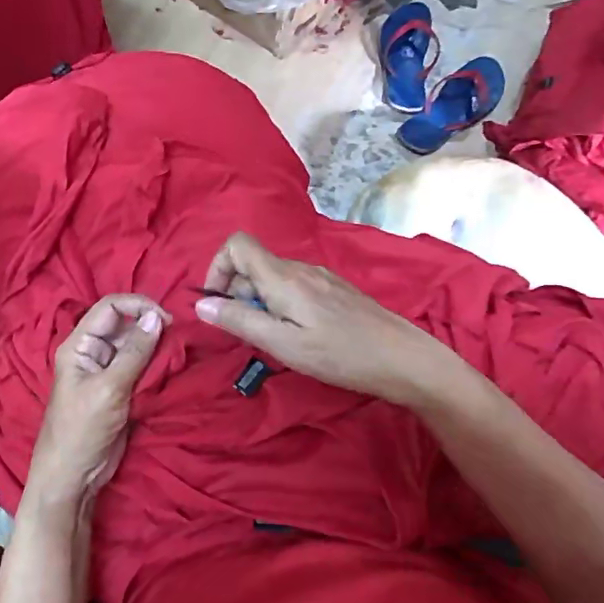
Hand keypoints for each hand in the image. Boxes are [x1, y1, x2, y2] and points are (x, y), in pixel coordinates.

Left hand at [27, 294, 167, 510]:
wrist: (73, 476)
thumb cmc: (82, 430)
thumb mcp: (110, 389)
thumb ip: (135, 352)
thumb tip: (158, 317)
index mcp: (80, 345)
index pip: (110, 307)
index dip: (138, 305)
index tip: (166, 318)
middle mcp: (93, 352)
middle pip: (125, 324)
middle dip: (150, 325)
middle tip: (176, 338)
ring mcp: (107, 371)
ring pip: (136, 345)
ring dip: (155, 346)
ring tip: (176, 353)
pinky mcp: (121, 389)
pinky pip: (141, 367)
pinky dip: (156, 365)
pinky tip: (171, 367)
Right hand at [195, 232, 459, 406]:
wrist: (402, 358)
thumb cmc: (340, 355)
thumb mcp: (283, 344)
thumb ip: (241, 321)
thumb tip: (202, 303)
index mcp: (283, 277)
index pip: (237, 244)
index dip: (218, 268)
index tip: (219, 304)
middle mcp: (300, 267)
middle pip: (253, 264)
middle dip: (239, 294)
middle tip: (252, 334)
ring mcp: (321, 276)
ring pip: (274, 278)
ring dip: (261, 303)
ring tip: (278, 340)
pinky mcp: (335, 290)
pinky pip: (295, 287)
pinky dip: (283, 305)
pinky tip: (302, 335)